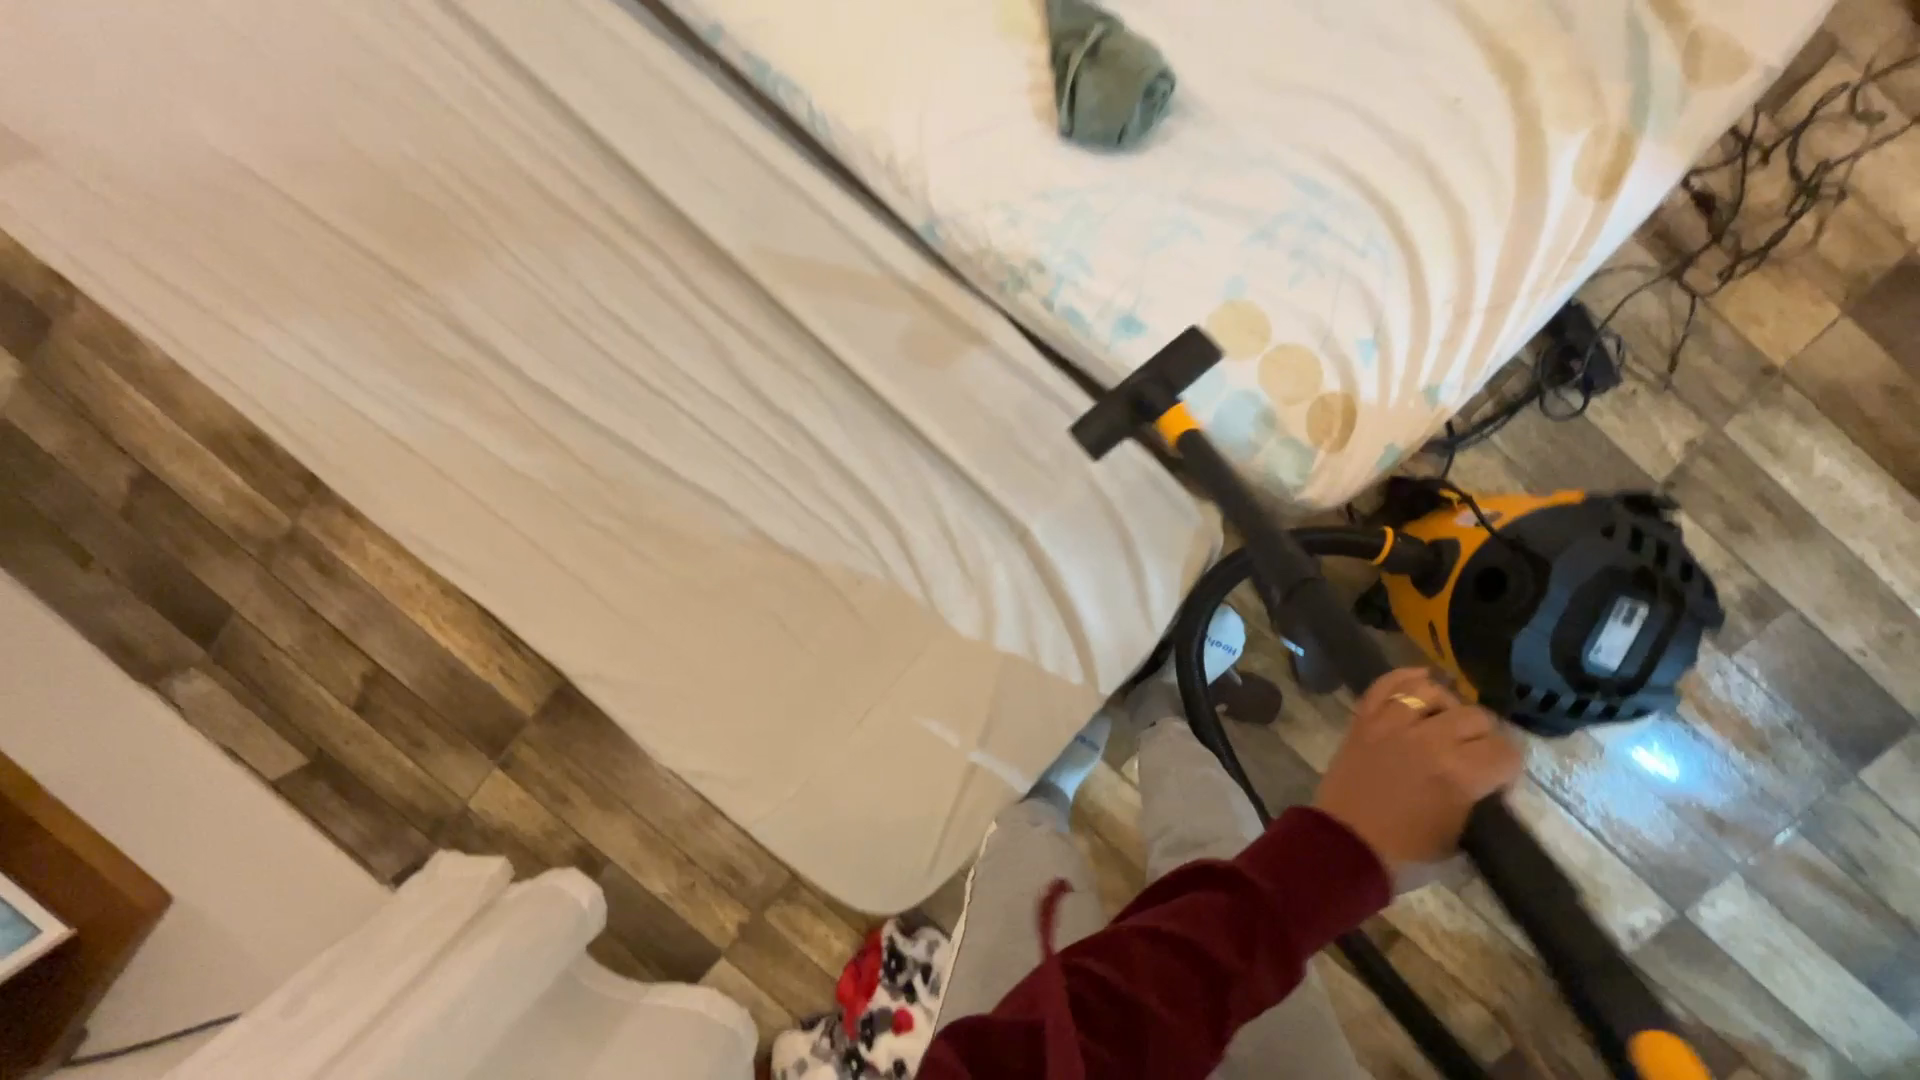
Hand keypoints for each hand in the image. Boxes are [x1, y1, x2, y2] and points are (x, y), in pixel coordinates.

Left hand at [1312, 668, 1522, 870]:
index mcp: (1459, 773)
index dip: (1507, 767)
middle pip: (1475, 717)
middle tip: (1473, 755)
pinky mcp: (1362, 721)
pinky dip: (1403, 678)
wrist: (1344, 846)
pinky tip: (1422, 679)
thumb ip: (1476, 796)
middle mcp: (1428, 740)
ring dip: (1447, 706)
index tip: (1497, 781)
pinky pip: (1383, 687)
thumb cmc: (1406, 853)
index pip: (1505, 751)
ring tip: (1447, 722)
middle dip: (1483, 736)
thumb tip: (1484, 777)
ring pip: (1431, 693)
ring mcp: (1390, 725)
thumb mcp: (1460, 833)